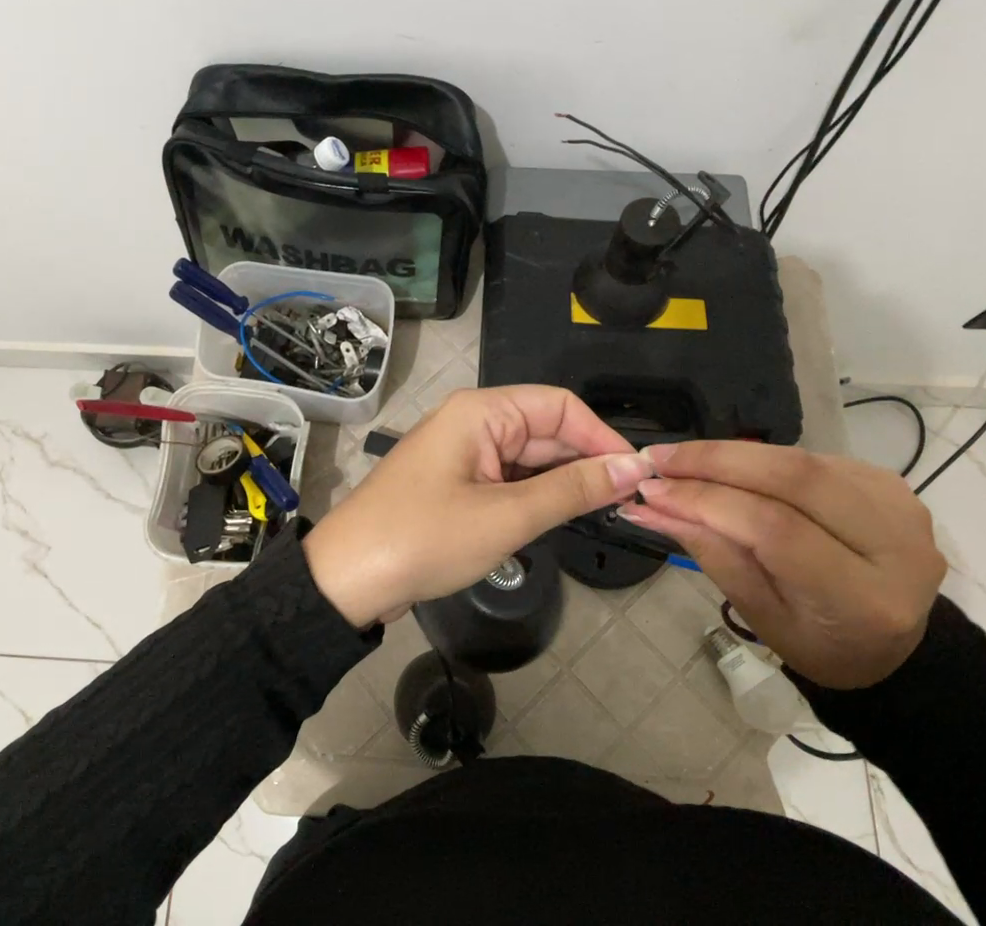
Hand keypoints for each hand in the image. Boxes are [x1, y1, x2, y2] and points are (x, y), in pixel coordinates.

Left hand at [303, 386, 653, 627]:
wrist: (347, 579)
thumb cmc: (425, 539)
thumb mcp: (507, 517)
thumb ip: (573, 490)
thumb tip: (632, 467)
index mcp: (481, 412)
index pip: (560, 406)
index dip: (602, 436)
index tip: (638, 476)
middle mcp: (473, 423)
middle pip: (546, 430)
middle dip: (586, 462)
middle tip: (629, 503)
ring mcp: (462, 455)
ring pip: (529, 459)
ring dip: (563, 483)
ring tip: (604, 513)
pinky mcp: (456, 485)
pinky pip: (508, 480)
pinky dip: (535, 497)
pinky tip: (561, 519)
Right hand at [619, 441, 947, 688]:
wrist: (891, 644)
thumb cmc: (816, 642)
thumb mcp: (758, 613)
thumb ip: (711, 553)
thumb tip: (649, 505)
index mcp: (862, 600)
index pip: (776, 529)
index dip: (707, 501)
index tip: (651, 489)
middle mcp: (897, 547)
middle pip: (797, 479)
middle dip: (717, 461)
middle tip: (661, 458)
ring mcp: (903, 510)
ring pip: (805, 459)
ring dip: (735, 454)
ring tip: (683, 459)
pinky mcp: (895, 486)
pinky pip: (817, 458)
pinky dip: (765, 459)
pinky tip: (733, 467)